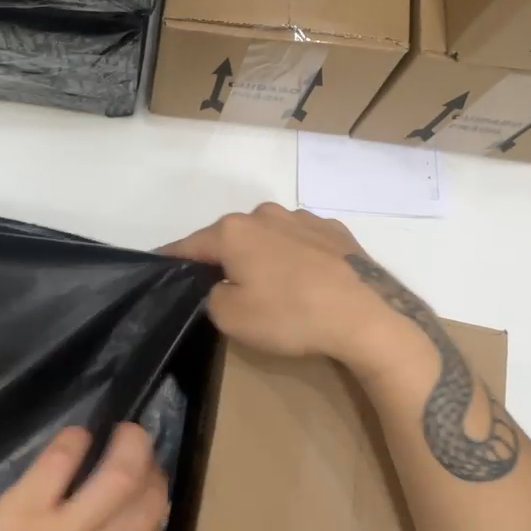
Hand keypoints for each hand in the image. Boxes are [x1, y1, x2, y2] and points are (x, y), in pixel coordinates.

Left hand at [0, 423, 168, 530]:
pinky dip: (74, 441)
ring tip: (126, 432)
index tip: (146, 493)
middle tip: (140, 453)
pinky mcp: (22, 510)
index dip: (154, 510)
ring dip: (129, 443)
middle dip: (151, 471)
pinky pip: (59, 461)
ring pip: (119, 473)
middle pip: (148, 499)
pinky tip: (78, 436)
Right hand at [162, 204, 410, 364]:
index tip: (161, 273)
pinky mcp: (335, 230)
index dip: (170, 262)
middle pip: (228, 238)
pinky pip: (299, 242)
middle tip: (225, 293)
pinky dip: (294, 257)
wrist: (368, 316)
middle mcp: (264, 213)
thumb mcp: (230, 317)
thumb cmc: (291, 315)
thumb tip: (218, 284)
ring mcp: (303, 218)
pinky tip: (306, 282)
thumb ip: (209, 295)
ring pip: (266, 236)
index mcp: (232, 231)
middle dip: (221, 260)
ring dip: (260, 257)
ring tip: (272, 289)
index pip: (187, 246)